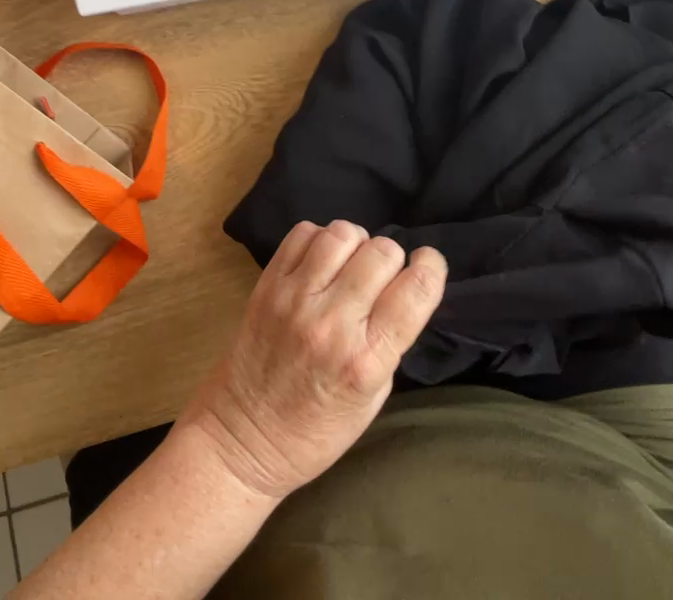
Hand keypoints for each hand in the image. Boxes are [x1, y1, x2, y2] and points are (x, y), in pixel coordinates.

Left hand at [180, 221, 445, 498]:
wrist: (241, 438)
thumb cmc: (316, 430)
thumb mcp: (374, 398)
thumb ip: (390, 341)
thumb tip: (403, 289)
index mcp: (366, 360)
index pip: (416, 289)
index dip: (431, 267)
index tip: (426, 268)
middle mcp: (333, 323)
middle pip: (383, 252)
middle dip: (391, 260)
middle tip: (380, 279)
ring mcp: (295, 300)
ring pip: (343, 234)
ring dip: (355, 245)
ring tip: (348, 267)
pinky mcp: (267, 286)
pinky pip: (303, 233)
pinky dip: (319, 240)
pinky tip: (319, 265)